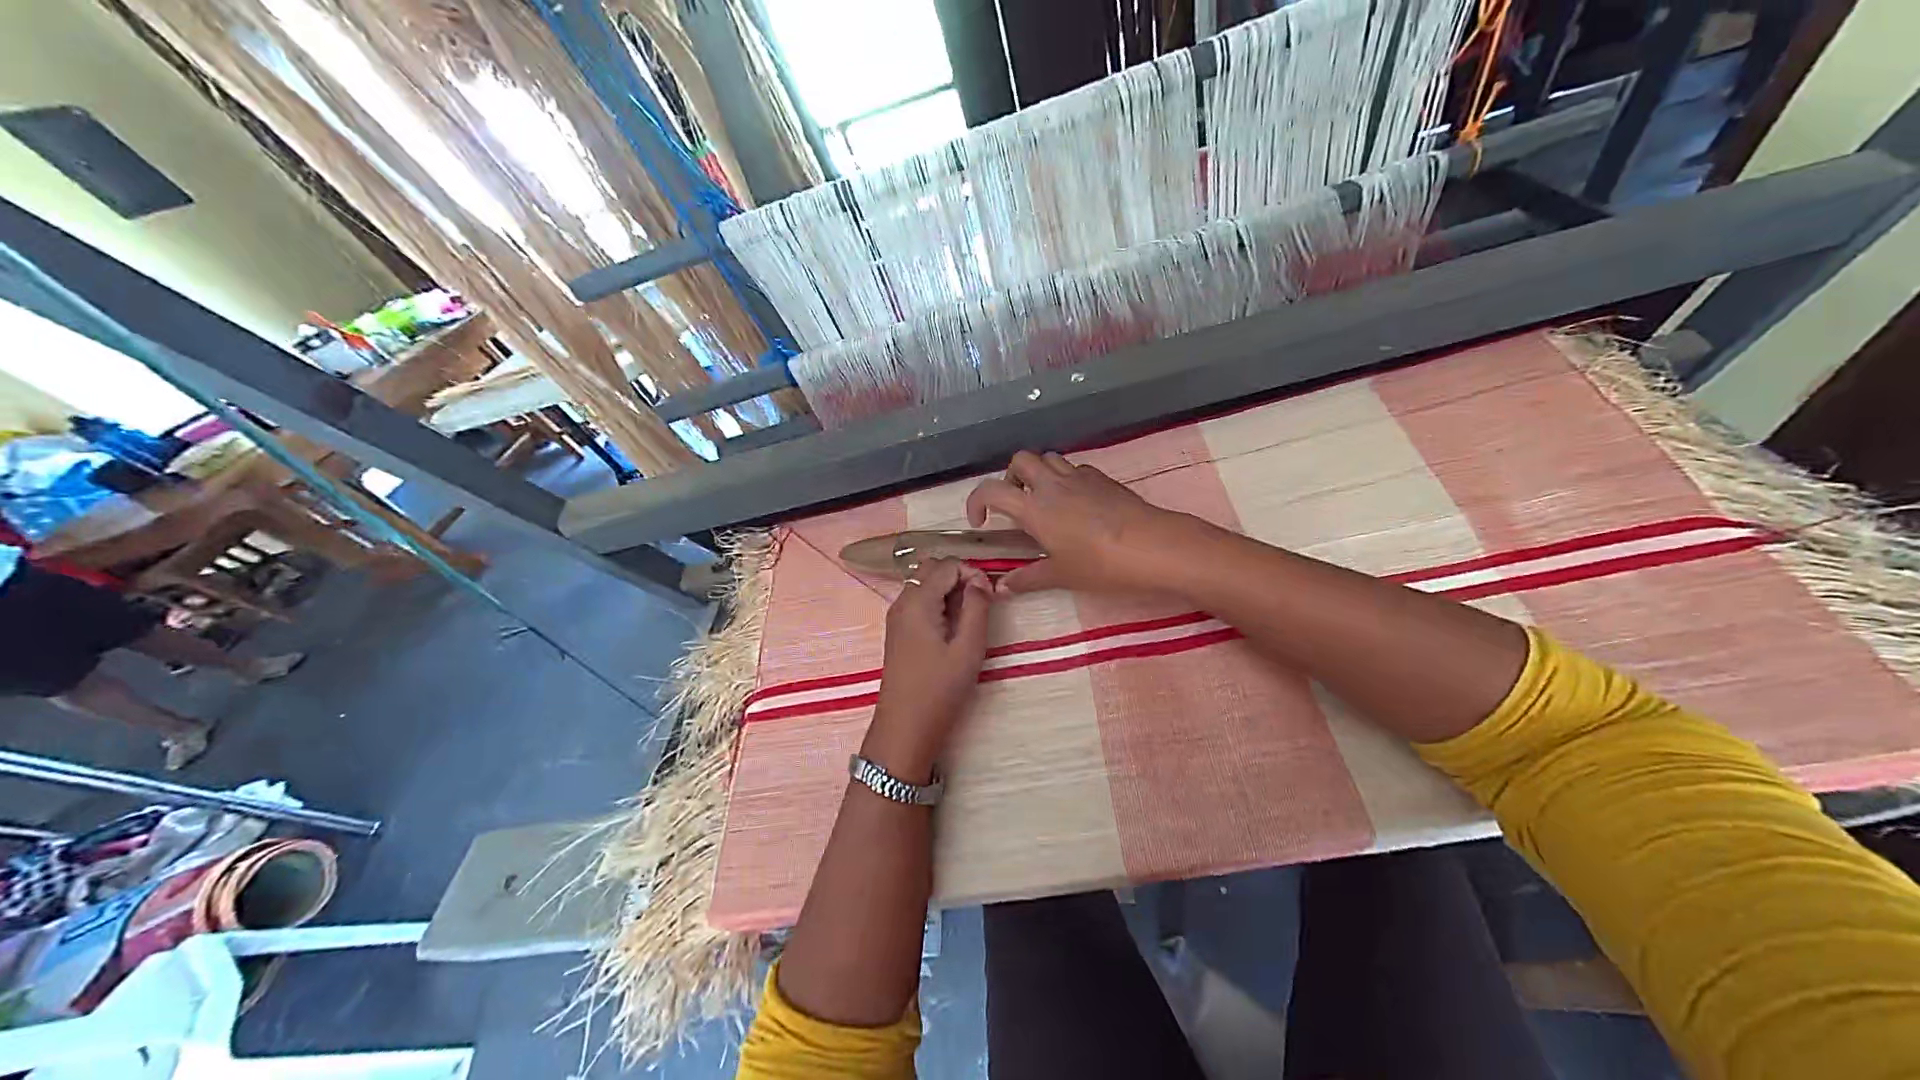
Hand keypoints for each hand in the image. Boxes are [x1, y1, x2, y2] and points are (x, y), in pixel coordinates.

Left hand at [867, 559, 993, 780]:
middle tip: (980, 604)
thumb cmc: (939, 689)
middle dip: (959, 577)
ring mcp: (897, 617)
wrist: (905, 727)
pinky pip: (918, 602)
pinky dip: (937, 604)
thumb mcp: (968, 648)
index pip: (947, 565)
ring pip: (924, 584)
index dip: (972, 573)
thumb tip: (981, 581)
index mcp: (917, 602)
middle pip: (931, 569)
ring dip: (948, 591)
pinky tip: (952, 629)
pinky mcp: (898, 631)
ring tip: (969, 619)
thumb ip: (976, 608)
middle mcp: (902, 602)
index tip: (990, 596)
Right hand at [964, 450, 1215, 594]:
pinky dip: (1066, 478)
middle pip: (1019, 460)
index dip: (977, 502)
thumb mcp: (1061, 575)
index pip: (991, 490)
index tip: (981, 522)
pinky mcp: (1102, 478)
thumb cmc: (1101, 564)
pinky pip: (1075, 468)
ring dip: (1038, 473)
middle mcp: (1052, 484)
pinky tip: (1076, 503)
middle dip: (1010, 477)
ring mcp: (1079, 477)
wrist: (1153, 545)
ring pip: (1048, 458)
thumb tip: (1001, 588)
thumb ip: (1028, 579)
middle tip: (1015, 503)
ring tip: (1044, 501)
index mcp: (1034, 508)